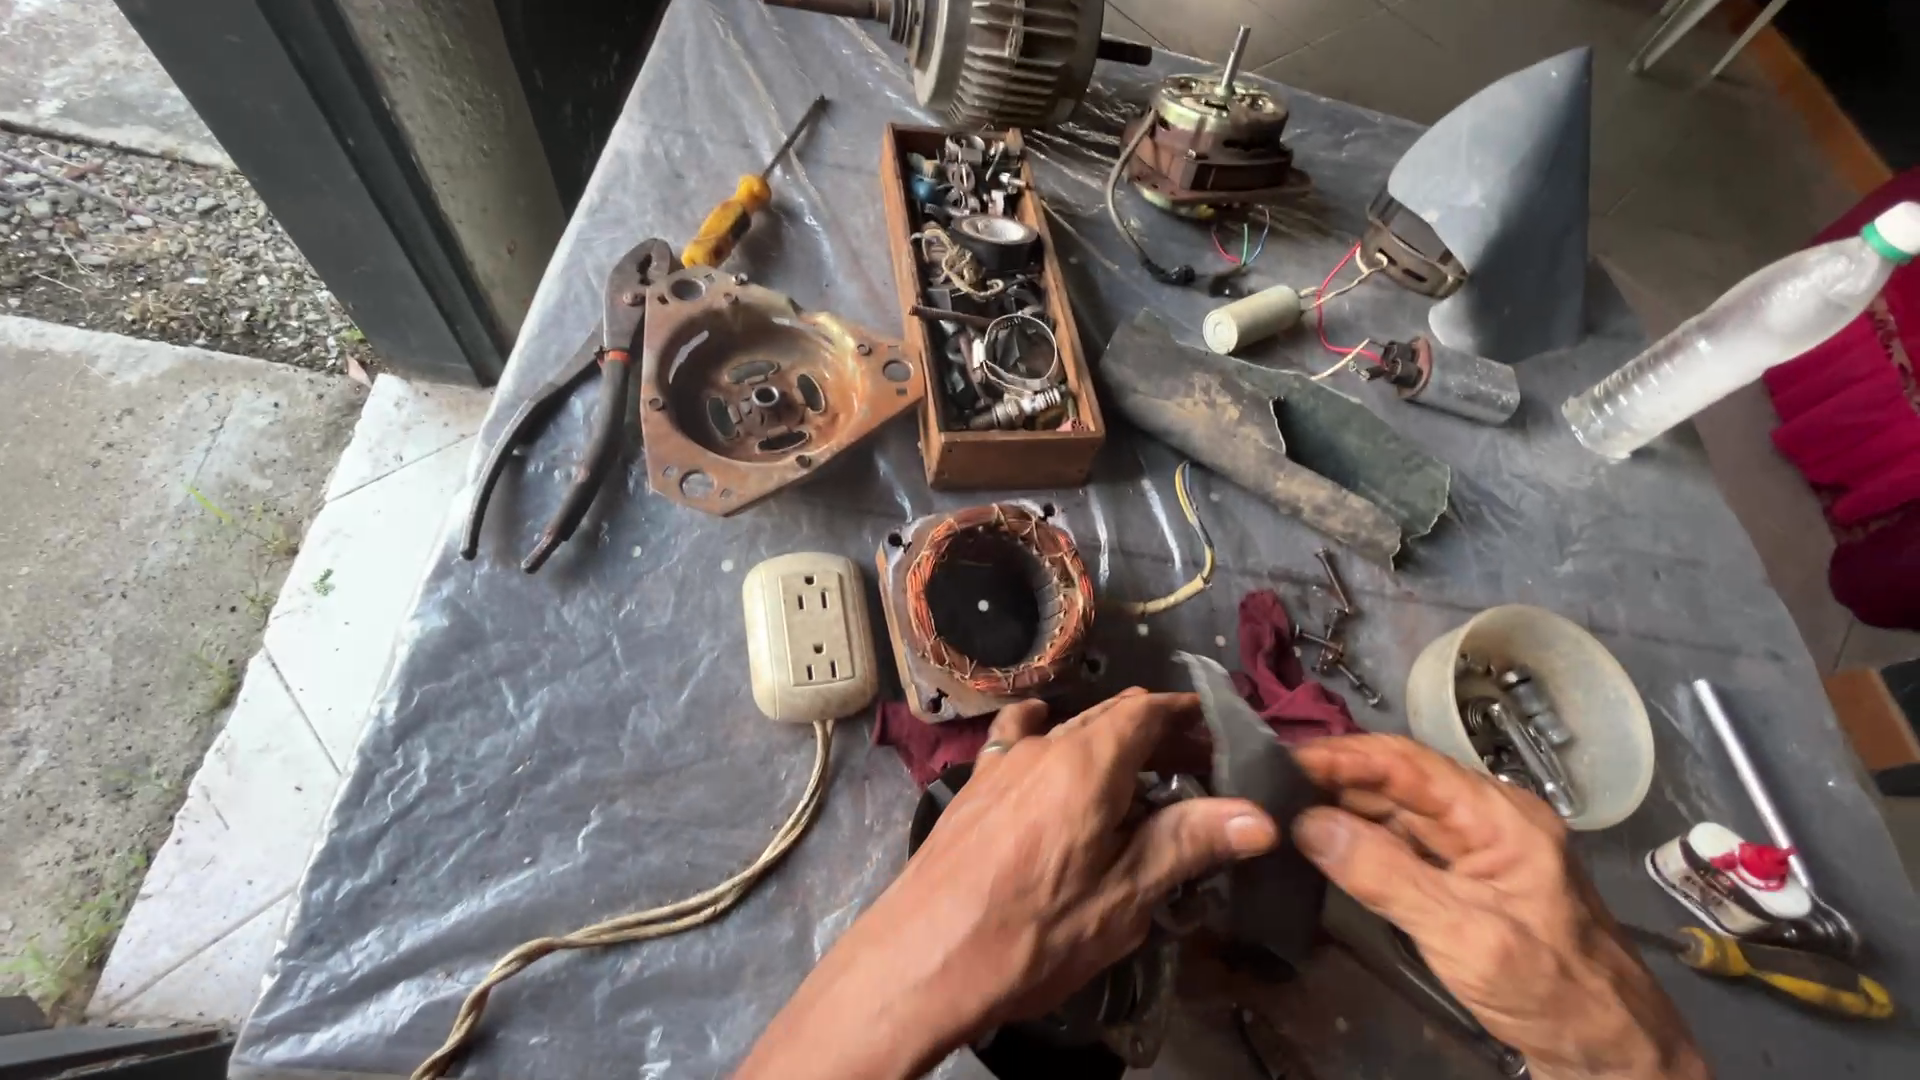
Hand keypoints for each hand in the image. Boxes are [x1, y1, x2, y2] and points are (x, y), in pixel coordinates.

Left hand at [735, 689, 1279, 1079]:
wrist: (924, 955)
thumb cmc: (1031, 933)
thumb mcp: (1122, 897)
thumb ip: (1186, 844)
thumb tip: (1259, 816)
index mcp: (1086, 762)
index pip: (1146, 710)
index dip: (1186, 715)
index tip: (1217, 734)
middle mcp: (1043, 744)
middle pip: (1110, 716)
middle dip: (1156, 734)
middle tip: (1194, 770)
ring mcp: (1002, 760)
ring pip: (1068, 728)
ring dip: (1109, 742)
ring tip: (1138, 778)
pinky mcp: (976, 782)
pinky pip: (1018, 739)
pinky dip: (1048, 735)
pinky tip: (1051, 749)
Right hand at [1291, 734, 1708, 1079]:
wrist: (1615, 1058)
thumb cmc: (1555, 995)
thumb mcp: (1467, 938)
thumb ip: (1385, 876)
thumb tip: (1307, 823)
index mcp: (1499, 817)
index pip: (1406, 763)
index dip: (1341, 755)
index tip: (1283, 760)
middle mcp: (1484, 816)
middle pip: (1394, 779)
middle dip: (1331, 778)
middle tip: (1269, 785)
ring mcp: (1472, 842)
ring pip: (1390, 806)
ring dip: (1337, 804)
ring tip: (1281, 807)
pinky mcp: (1459, 869)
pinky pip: (1397, 837)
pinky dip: (1355, 833)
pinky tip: (1320, 837)